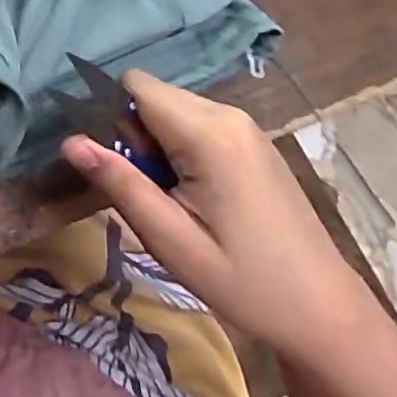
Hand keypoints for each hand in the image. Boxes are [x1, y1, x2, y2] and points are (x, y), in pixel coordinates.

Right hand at [61, 72, 375, 359]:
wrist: (326, 311)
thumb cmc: (245, 282)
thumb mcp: (172, 241)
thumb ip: (120, 184)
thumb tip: (70, 141)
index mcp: (208, 133)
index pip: (134, 85)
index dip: (114, 117)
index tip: (125, 167)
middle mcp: (227, 113)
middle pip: (153, 93)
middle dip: (136, 132)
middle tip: (153, 190)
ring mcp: (244, 123)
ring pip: (172, 105)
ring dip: (157, 139)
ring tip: (176, 196)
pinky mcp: (251, 136)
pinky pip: (196, 119)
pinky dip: (181, 143)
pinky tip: (198, 192)